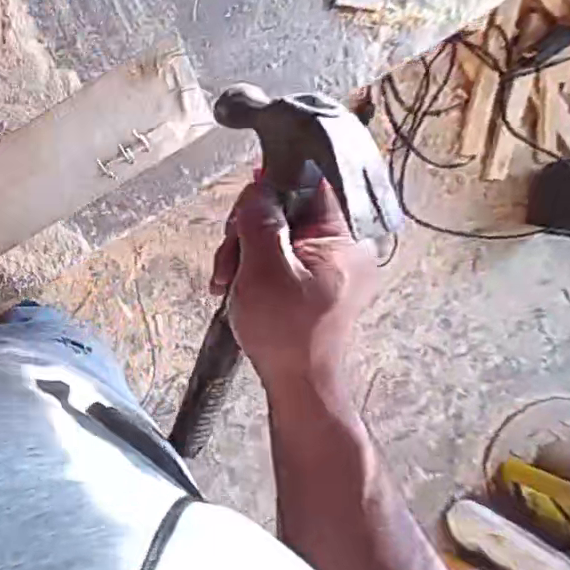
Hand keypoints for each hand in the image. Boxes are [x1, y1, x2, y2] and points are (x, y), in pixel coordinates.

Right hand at [209, 179, 376, 391]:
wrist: (296, 380)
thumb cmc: (284, 329)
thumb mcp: (264, 270)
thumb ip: (260, 224)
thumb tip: (257, 189)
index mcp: (344, 240)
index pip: (309, 190)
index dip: (269, 193)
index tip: (240, 212)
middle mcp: (342, 249)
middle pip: (284, 215)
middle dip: (245, 236)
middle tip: (226, 266)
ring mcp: (327, 269)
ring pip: (273, 239)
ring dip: (240, 257)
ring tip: (226, 285)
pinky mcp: (312, 285)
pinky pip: (275, 261)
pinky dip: (250, 271)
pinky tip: (234, 289)